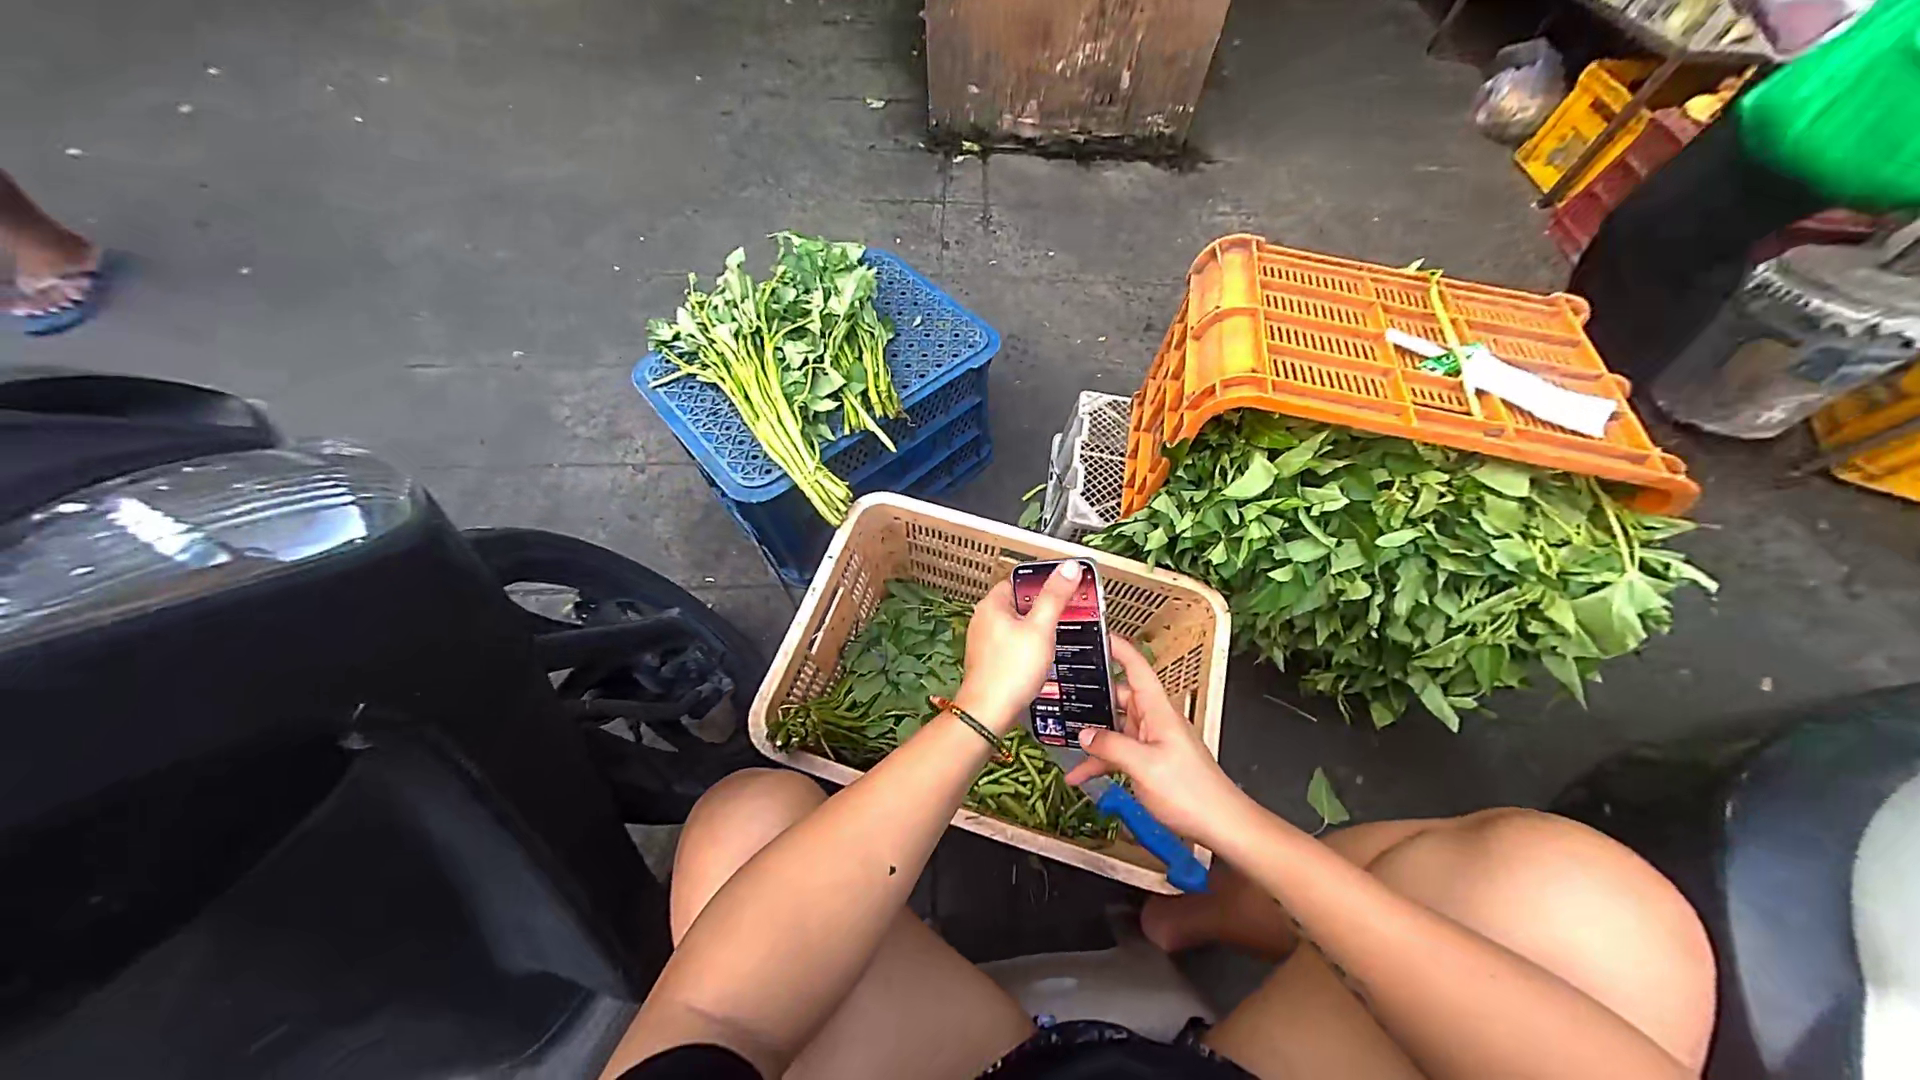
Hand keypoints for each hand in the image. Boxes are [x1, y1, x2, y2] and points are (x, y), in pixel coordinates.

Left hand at [952, 561, 1083, 733]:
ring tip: (1057, 636)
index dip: (1042, 582)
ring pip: (1016, 625)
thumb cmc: (1011, 671)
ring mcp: (984, 641)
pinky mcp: (989, 660)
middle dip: (1041, 607)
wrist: (989, 713)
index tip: (1063, 587)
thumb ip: (1055, 596)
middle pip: (1018, 602)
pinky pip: (1012, 644)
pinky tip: (1041, 657)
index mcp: (992, 604)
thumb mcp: (1041, 628)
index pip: (1018, 580)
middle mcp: (983, 619)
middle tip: (1066, 613)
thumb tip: (1069, 568)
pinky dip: (1027, 646)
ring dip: (1036, 628)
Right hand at [1063, 636, 1250, 842]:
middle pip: (1120, 696)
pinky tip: (1080, 775)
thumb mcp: (1143, 766)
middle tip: (1061, 692)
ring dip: (1092, 736)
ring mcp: (1152, 740)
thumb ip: (1110, 746)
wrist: (1222, 825)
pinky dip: (1100, 761)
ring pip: (1115, 727)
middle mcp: (1155, 719)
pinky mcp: (1150, 761)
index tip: (1096, 634)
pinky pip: (1119, 752)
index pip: (1137, 668)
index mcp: (1158, 710)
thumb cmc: (1189, 791)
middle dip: (1092, 696)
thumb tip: (1084, 734)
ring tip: (1062, 737)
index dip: (1119, 648)